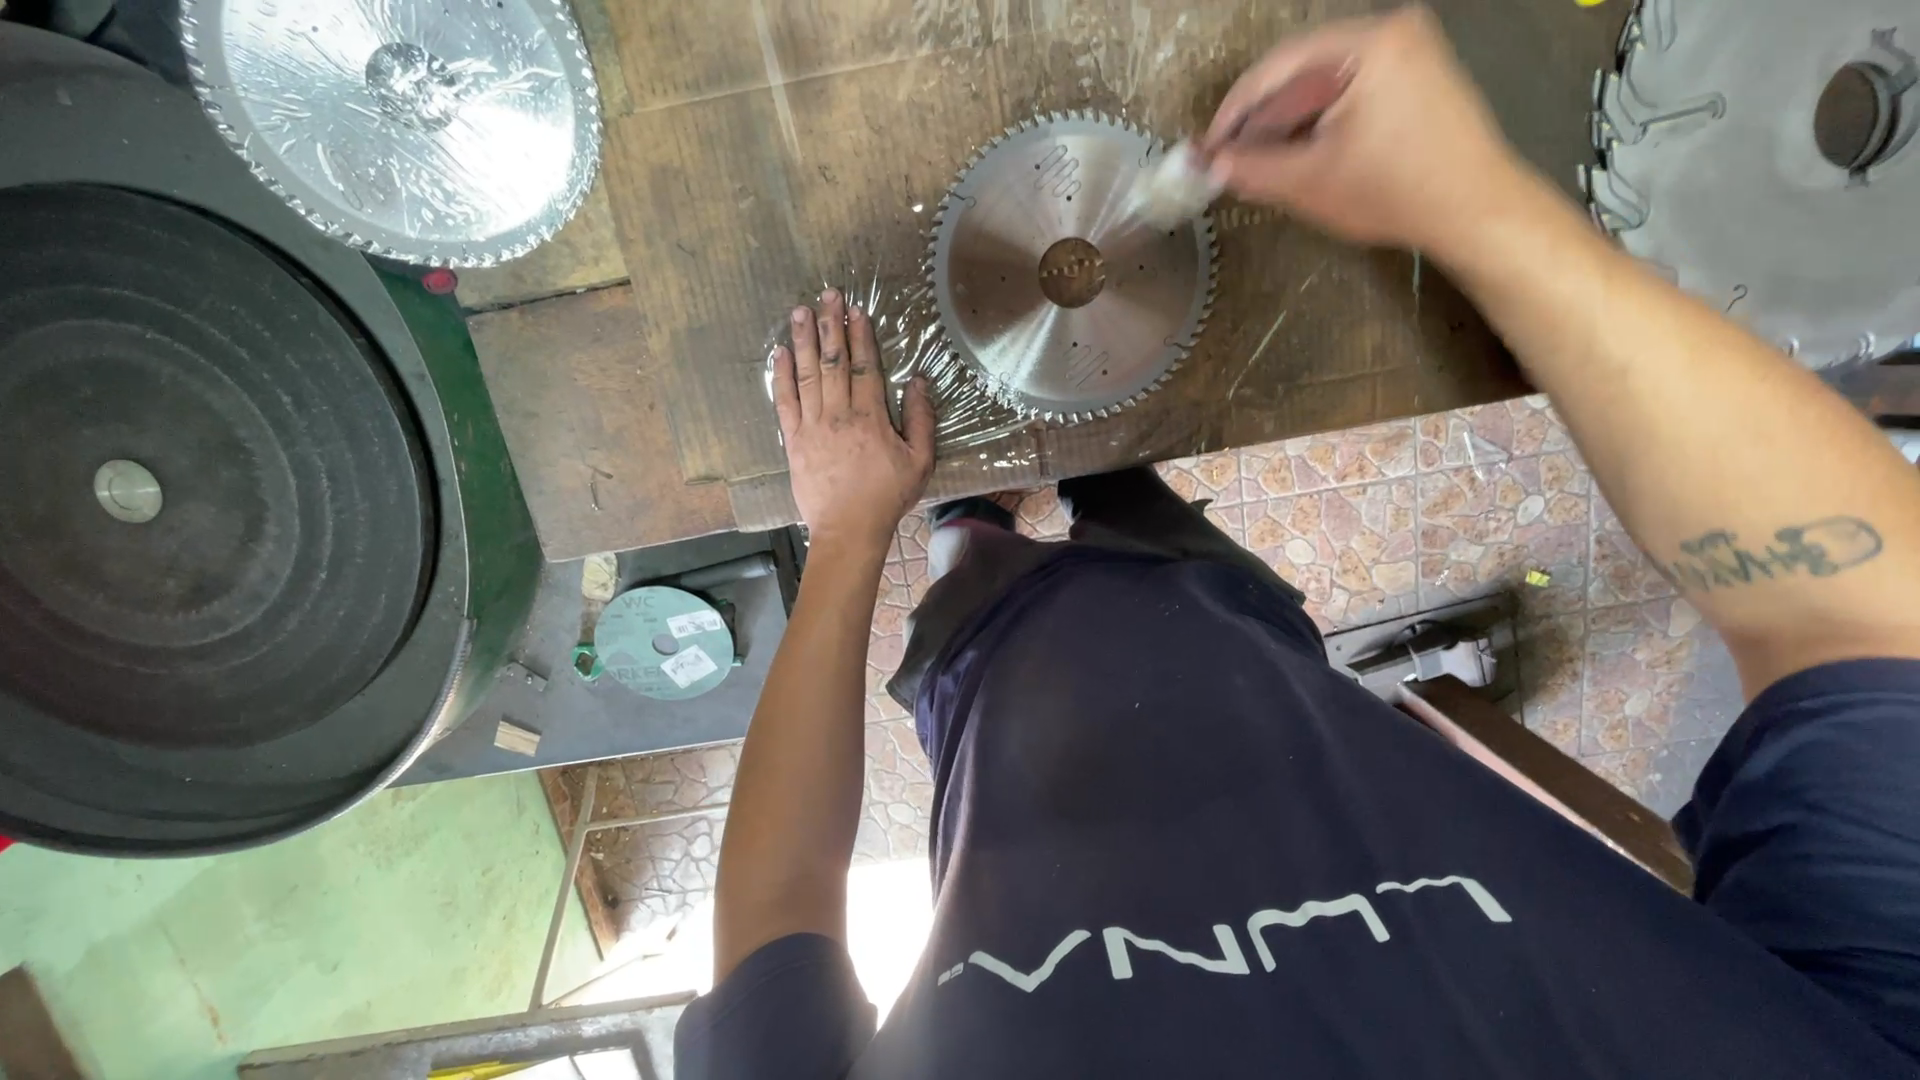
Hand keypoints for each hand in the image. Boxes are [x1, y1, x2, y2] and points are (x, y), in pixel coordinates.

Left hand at [773, 289, 934, 559]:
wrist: (849, 529)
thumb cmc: (888, 497)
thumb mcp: (920, 461)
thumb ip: (922, 420)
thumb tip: (919, 382)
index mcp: (871, 417)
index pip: (865, 366)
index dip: (860, 335)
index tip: (855, 309)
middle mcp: (839, 414)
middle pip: (834, 362)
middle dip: (830, 326)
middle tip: (826, 295)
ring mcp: (812, 426)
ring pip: (808, 375)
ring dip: (804, 341)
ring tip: (799, 312)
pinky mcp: (793, 441)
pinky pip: (785, 402)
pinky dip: (781, 376)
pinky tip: (779, 354)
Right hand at [1203, 6, 1523, 257]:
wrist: (1475, 208)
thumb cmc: (1393, 191)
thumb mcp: (1310, 182)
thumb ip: (1253, 168)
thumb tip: (1208, 165)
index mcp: (1369, 43)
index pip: (1279, 65)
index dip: (1235, 108)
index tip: (1208, 145)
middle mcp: (1392, 31)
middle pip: (1302, 71)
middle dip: (1262, 119)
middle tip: (1228, 158)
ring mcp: (1410, 51)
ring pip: (1325, 84)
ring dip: (1288, 123)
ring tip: (1258, 163)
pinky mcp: (1417, 76)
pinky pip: (1351, 91)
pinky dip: (1320, 121)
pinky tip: (1298, 154)